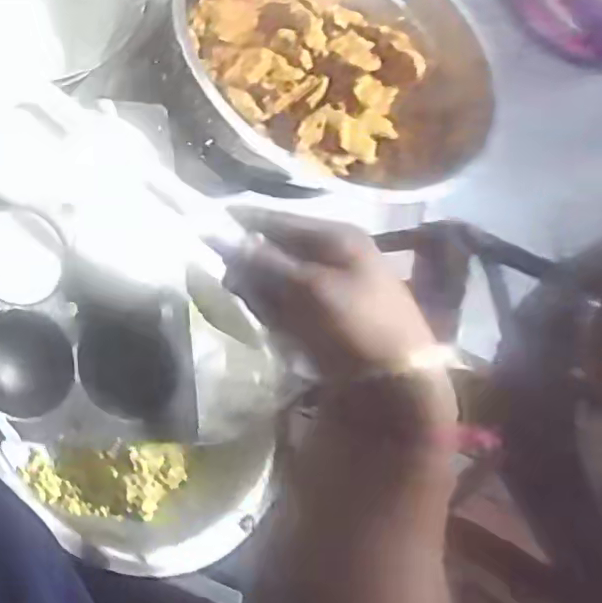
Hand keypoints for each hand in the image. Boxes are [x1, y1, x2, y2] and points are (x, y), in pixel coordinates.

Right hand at [224, 207, 456, 440]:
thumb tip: (219, 234)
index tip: (206, 232)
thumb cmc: (352, 325)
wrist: (395, 383)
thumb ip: (261, 259)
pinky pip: (288, 300)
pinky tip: (277, 326)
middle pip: (273, 248)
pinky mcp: (331, 311)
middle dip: (250, 266)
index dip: (240, 224)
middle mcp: (335, 252)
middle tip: (235, 286)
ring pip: (277, 276)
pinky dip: (275, 310)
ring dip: (261, 292)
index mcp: (335, 236)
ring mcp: (334, 282)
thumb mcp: (304, 287)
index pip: (274, 219)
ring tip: (262, 312)